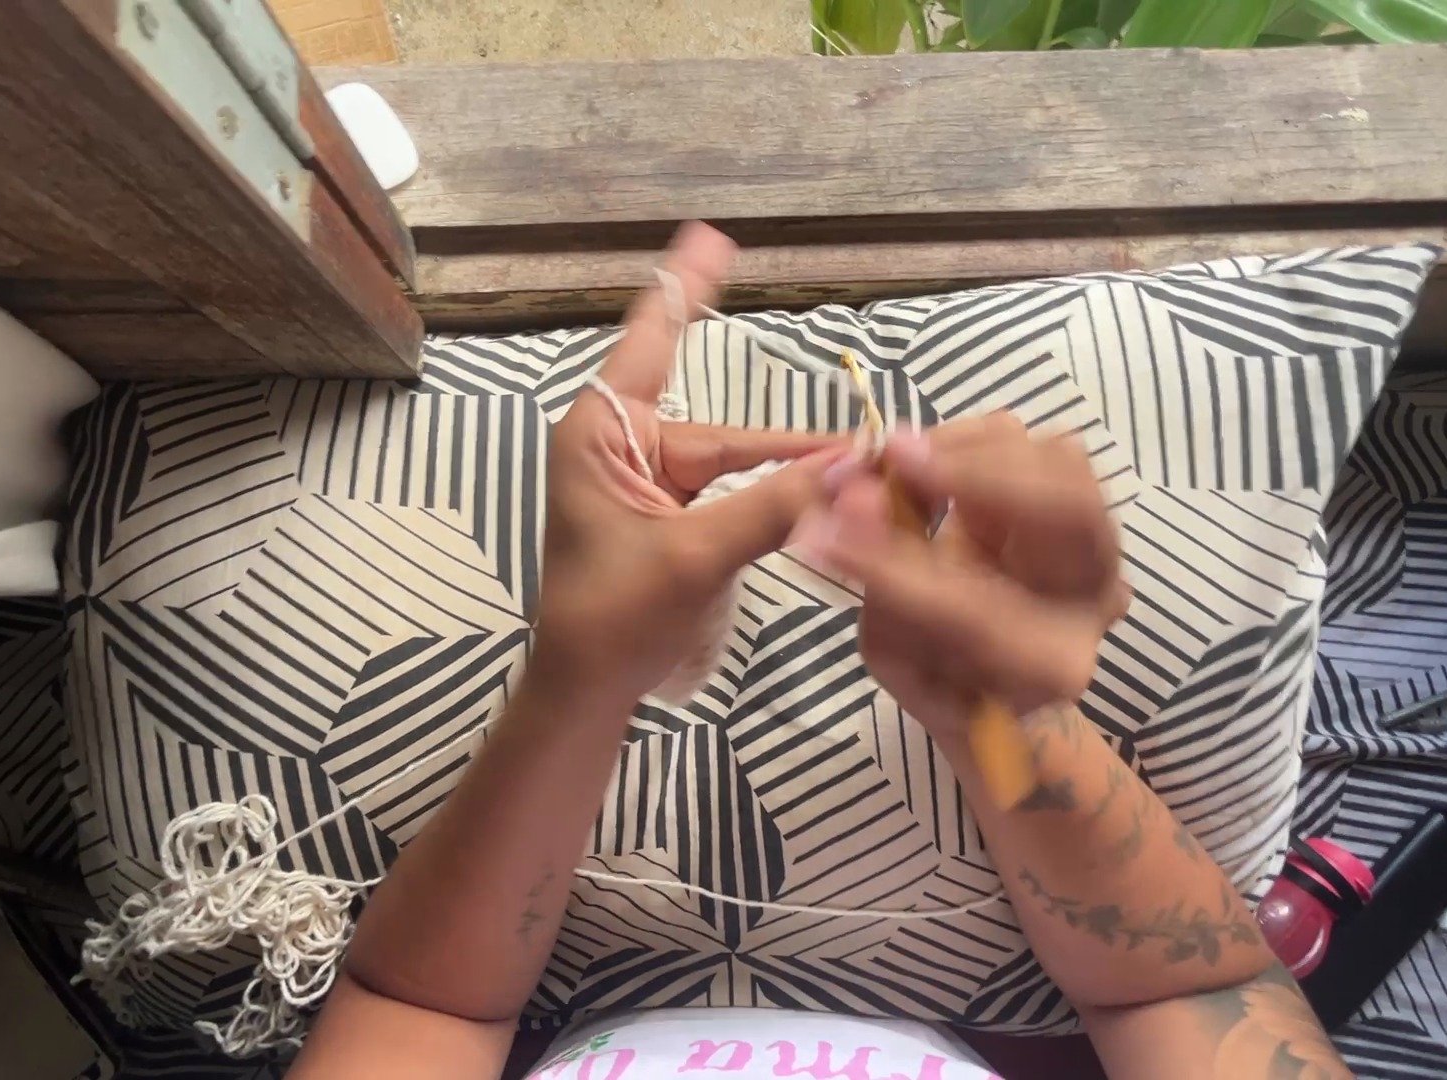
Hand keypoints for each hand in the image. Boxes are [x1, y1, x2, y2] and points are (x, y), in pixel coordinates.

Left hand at [533, 223, 846, 706]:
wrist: (588, 686)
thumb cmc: (615, 617)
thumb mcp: (694, 556)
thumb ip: (771, 506)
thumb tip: (851, 465)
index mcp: (601, 435)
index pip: (650, 342)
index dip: (686, 290)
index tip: (713, 239)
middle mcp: (620, 447)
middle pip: (717, 427)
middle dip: (786, 442)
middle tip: (857, 441)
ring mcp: (644, 485)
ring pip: (729, 464)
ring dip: (785, 472)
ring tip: (852, 471)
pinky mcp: (665, 518)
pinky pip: (724, 494)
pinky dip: (766, 497)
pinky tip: (814, 495)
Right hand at [795, 414, 1128, 739]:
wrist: (996, 666)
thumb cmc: (937, 669)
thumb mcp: (893, 647)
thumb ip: (878, 581)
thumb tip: (851, 496)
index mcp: (1042, 662)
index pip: (972, 609)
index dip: (893, 566)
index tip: (825, 529)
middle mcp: (1091, 598)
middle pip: (1065, 510)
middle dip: (971, 474)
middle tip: (890, 453)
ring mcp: (1098, 542)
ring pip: (1056, 460)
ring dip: (965, 450)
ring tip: (897, 459)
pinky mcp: (1082, 499)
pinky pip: (1037, 443)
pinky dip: (975, 441)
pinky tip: (928, 460)